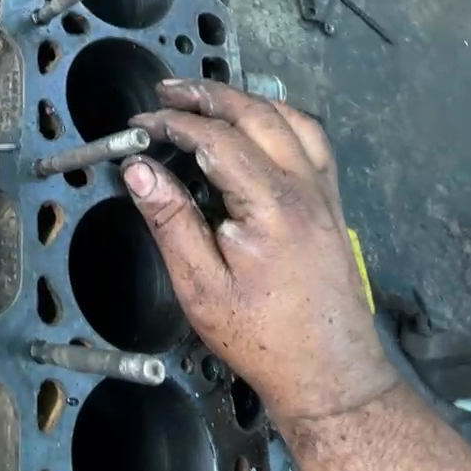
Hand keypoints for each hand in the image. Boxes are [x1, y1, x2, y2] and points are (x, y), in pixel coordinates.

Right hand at [123, 79, 396, 423]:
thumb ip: (170, 220)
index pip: (216, 139)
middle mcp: (304, 189)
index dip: (173, 122)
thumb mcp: (200, 286)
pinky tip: (254, 123)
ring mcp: (324, 194)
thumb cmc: (262, 337)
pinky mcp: (331, 203)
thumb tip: (137, 168)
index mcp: (270, 206)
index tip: (139, 125)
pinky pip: (310, 139)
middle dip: (206, 94)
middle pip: (256, 113)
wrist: (333, 378)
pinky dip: (277, 117)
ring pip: (290, 118)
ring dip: (243, 99)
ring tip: (204, 98)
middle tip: (165, 91)